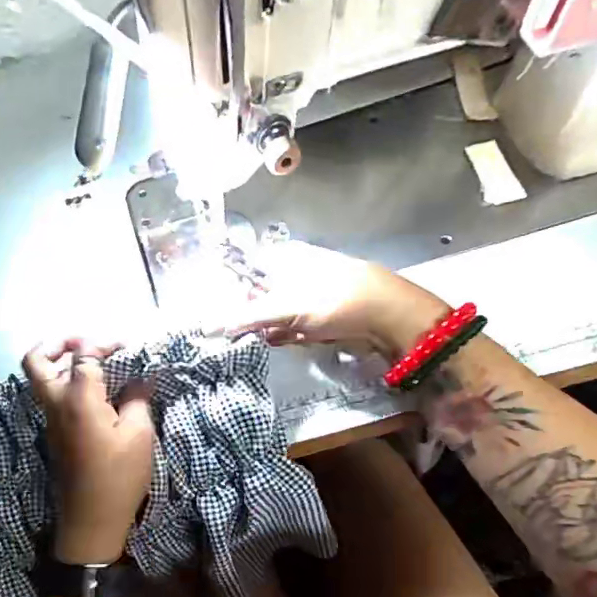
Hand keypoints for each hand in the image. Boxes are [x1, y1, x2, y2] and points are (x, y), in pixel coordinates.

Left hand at [22, 339, 154, 564]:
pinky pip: (54, 398)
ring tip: (98, 367)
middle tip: (84, 344)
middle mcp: (56, 404)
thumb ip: (138, 399)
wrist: (92, 519)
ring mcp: (51, 421)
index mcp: (77, 399)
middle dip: (57, 344)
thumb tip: (141, 378)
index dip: (104, 345)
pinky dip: (70, 385)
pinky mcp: (56, 435)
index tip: (128, 349)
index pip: (83, 355)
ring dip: (64, 364)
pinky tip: (100, 394)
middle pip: (36, 361)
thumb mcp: (140, 435)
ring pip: (43, 379)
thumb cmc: (118, 476)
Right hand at [226, 242, 448, 358]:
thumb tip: (209, 325)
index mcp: (284, 256)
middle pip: (263, 298)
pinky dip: (299, 337)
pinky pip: (301, 327)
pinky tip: (306, 340)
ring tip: (290, 336)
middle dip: (261, 320)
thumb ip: (246, 316)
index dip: (238, 298)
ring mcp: (313, 292)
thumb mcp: (285, 307)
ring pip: (281, 316)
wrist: (387, 315)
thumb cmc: (332, 300)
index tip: (231, 321)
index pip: (246, 274)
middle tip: (266, 331)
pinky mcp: (326, 313)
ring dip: (281, 331)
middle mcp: (296, 270)